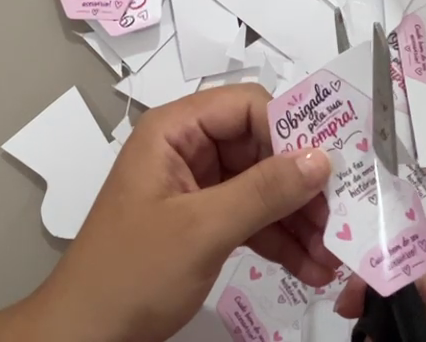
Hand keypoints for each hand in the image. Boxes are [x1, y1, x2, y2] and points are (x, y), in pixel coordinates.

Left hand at [25, 85, 335, 341]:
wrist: (88, 333)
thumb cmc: (133, 270)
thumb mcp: (202, 229)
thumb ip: (263, 191)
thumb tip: (320, 158)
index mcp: (175, 130)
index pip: (244, 106)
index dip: (288, 131)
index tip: (327, 168)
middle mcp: (187, 148)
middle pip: (259, 146)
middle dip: (299, 185)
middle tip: (337, 220)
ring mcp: (196, 185)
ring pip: (260, 185)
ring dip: (296, 219)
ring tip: (331, 256)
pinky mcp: (202, 221)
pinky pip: (251, 216)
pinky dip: (279, 239)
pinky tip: (310, 267)